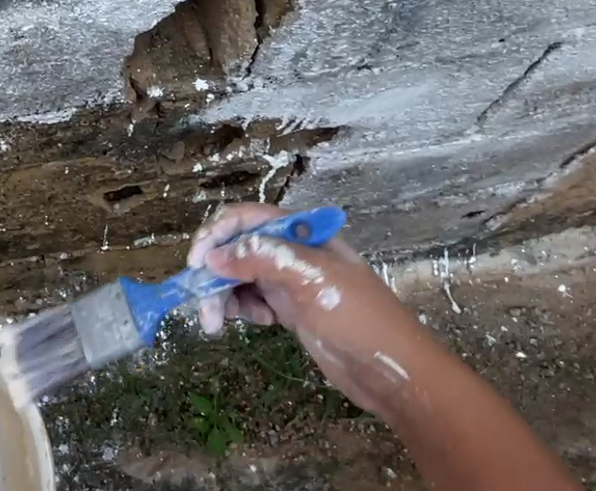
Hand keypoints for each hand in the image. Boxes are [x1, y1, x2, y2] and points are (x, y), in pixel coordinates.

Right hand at [187, 203, 439, 417]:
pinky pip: (249, 297)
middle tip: (199, 299)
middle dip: (214, 271)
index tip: (197, 262)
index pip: (245, 219)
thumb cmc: (360, 319)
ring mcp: (289, 279)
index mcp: (301, 233)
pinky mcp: (288, 307)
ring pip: (238, 275)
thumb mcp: (311, 279)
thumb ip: (260, 258)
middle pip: (236, 247)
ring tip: (215, 323)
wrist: (397, 376)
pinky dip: (239, 307)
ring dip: (221, 294)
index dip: (216, 233)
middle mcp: (291, 250)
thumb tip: (212, 257)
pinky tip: (249, 322)